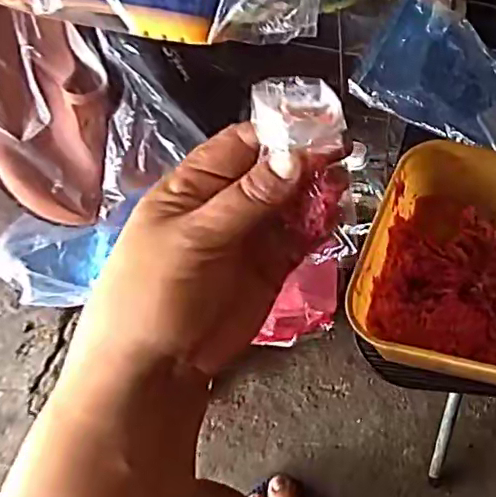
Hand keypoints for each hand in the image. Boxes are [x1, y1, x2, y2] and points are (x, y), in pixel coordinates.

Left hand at [67, 122, 341, 380]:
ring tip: (343, 187)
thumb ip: (248, 199)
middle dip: (308, 161)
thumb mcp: (195, 239)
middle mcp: (228, 205)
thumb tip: (295, 159)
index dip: (280, 134)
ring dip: (321, 191)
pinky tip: (336, 217)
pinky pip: (305, 234)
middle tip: (342, 156)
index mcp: (194, 188)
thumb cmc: (152, 296)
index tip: (319, 129)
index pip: (242, 145)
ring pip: (296, 201)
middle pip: (277, 170)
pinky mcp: (276, 263)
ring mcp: (254, 235)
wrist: (158, 368)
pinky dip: (323, 224)